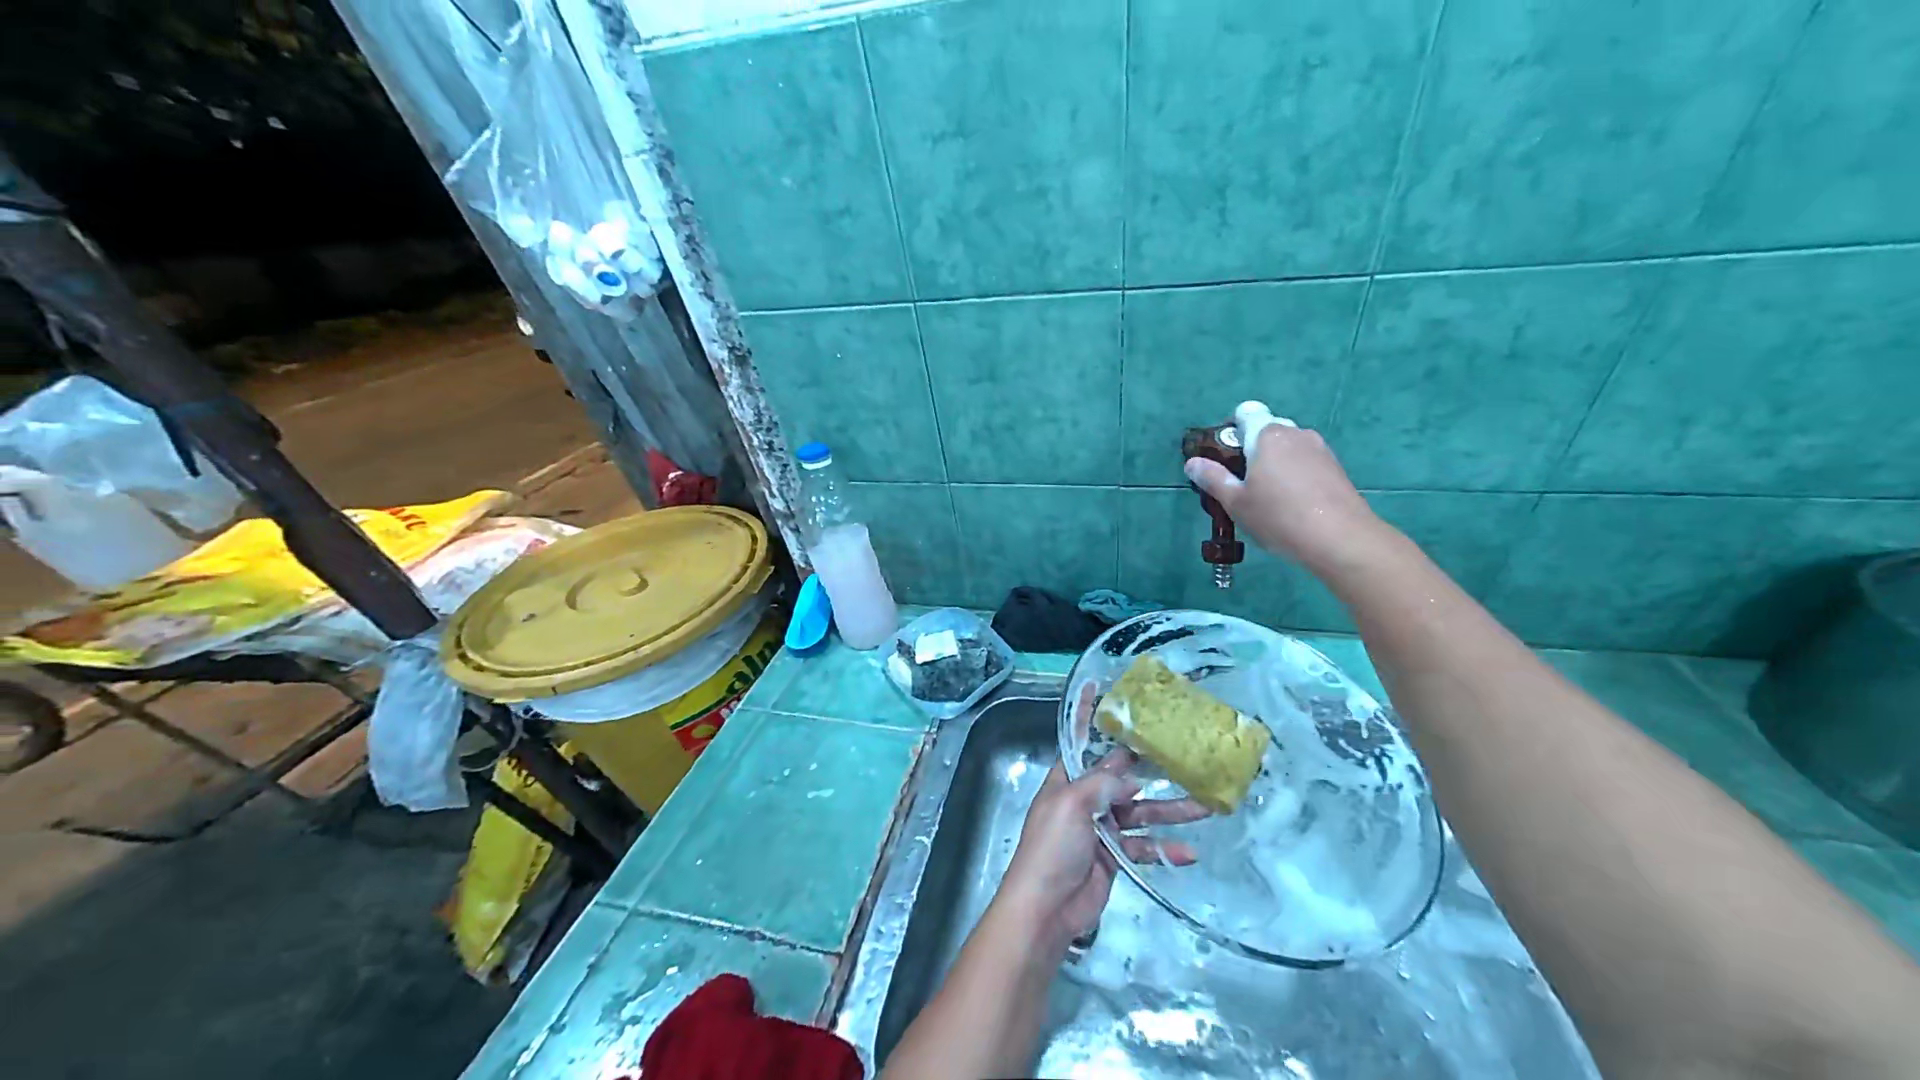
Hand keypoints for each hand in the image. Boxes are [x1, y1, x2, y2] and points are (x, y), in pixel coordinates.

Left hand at [994, 686, 1207, 947]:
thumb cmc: (1052, 847)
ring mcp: (1101, 828)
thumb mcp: (1071, 805)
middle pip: (1122, 778)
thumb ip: (1102, 784)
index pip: (1082, 741)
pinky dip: (1165, 849)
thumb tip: (1131, 777)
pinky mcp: (1115, 857)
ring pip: (1140, 812)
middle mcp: (1084, 798)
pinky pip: (1144, 847)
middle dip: (1150, 770)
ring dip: (1169, 812)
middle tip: (1185, 758)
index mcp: (1067, 779)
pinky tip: (1188, 853)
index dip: (1091, 715)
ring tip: (1204, 808)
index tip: (1102, 688)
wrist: (1045, 908)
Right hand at [1184, 421, 1392, 574]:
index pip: (1245, 412)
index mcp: (1267, 435)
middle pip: (1266, 429)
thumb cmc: (1278, 517)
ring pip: (1287, 446)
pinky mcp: (1335, 467)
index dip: (1231, 429)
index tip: (1224, 457)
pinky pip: (1304, 460)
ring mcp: (1319, 449)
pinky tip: (1291, 503)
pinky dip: (1293, 473)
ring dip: (1273, 461)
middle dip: (1251, 447)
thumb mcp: (1235, 502)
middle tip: (1241, 481)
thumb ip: (1213, 478)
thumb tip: (1193, 463)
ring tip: (1267, 496)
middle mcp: (1295, 433)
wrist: (1340, 539)